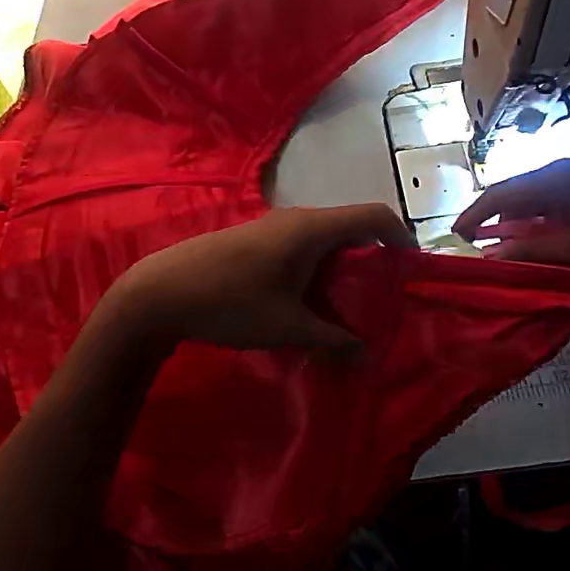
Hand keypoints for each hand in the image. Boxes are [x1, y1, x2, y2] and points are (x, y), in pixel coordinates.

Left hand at [107, 205, 414, 352]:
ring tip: (345, 304)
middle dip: (371, 258)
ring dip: (340, 265)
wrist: (159, 292)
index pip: (373, 216)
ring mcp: (272, 226)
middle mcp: (296, 218)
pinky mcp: (254, 238)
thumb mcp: (287, 327)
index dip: (399, 236)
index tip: (411, 267)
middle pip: (349, 226)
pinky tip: (306, 300)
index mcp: (312, 229)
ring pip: (323, 238)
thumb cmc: (231, 303)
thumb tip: (366, 354)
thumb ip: (332, 339)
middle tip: (381, 296)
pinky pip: (300, 245)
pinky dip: (316, 266)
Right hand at [452, 155, 569, 287]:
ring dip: (520, 218)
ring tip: (509, 243)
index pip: (500, 193)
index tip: (454, 236)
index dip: (473, 215)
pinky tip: (548, 235)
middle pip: (517, 191)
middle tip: (478, 243)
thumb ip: (533, 253)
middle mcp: (569, 166)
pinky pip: (559, 197)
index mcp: (558, 177)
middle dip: (495, 217)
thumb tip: (488, 257)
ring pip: (538, 194)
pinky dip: (543, 217)